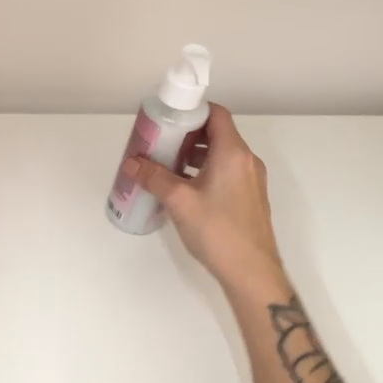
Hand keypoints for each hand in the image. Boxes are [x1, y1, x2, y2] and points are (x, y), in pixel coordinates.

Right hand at [124, 104, 286, 296]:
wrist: (251, 271)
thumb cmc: (216, 230)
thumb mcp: (178, 201)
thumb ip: (153, 177)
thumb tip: (131, 162)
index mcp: (233, 153)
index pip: (216, 114)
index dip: (192, 111)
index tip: (167, 119)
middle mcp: (247, 160)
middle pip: (217, 133)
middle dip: (187, 135)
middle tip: (159, 142)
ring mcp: (251, 180)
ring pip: (220, 155)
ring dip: (194, 155)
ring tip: (165, 165)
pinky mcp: (249, 197)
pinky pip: (225, 172)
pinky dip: (204, 171)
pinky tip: (183, 188)